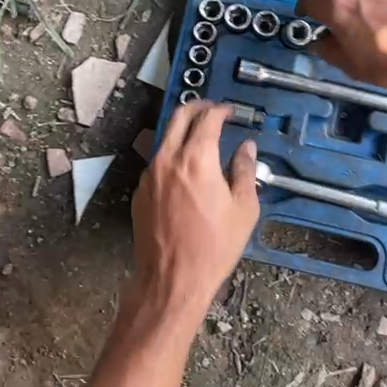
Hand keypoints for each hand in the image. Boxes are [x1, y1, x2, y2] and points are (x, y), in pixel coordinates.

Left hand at [129, 102, 259, 321]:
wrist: (173, 278)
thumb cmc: (214, 246)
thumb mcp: (243, 208)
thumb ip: (244, 171)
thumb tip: (246, 148)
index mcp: (196, 159)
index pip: (207, 119)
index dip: (221, 110)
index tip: (230, 112)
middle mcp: (168, 160)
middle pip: (178, 117)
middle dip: (197, 108)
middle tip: (212, 112)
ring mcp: (149, 176)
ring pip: (165, 139)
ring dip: (182, 132)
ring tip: (200, 140)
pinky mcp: (140, 192)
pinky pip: (156, 164)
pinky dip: (171, 157)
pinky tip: (185, 173)